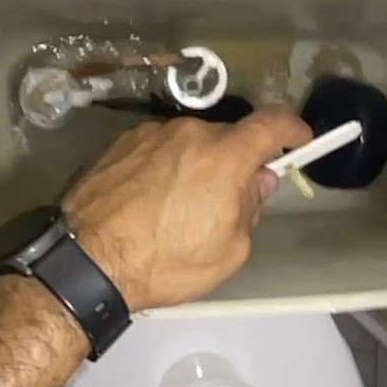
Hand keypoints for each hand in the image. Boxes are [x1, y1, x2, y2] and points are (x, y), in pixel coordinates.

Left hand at [63, 107, 311, 310]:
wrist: (88, 264)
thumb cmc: (166, 262)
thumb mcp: (229, 250)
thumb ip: (250, 207)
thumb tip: (256, 181)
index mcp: (224, 156)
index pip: (271, 123)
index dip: (291, 129)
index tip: (299, 140)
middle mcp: (189, 133)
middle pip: (226, 138)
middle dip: (235, 163)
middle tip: (229, 199)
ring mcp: (150, 134)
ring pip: (189, 143)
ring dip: (196, 165)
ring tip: (179, 208)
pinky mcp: (119, 144)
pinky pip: (157, 149)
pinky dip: (164, 167)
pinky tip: (150, 201)